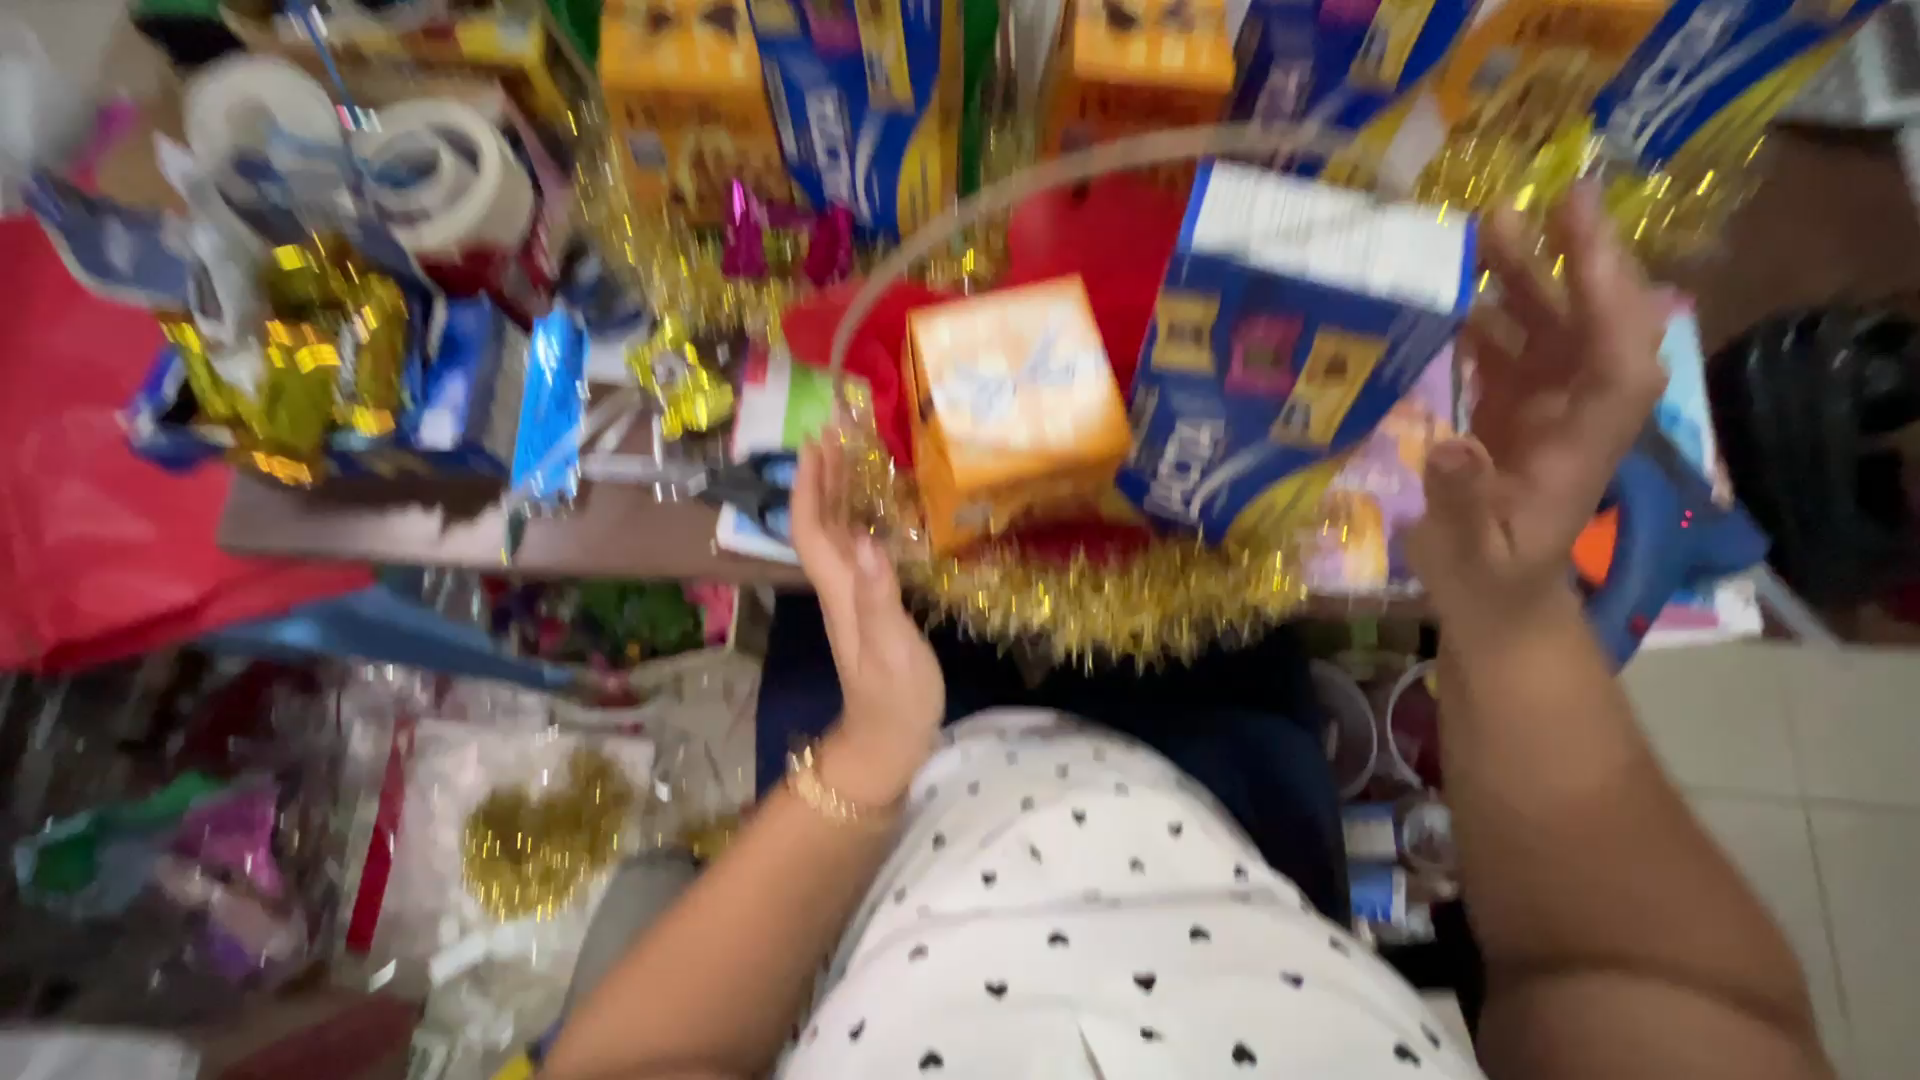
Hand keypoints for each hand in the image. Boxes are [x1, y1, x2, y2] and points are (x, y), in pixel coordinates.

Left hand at [789, 436, 945, 805]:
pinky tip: (879, 514)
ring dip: (840, 495)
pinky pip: (860, 552)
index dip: (809, 485)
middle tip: (835, 433)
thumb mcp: (892, 646)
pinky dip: (864, 522)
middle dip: (822, 477)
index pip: (811, 528)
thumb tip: (866, 538)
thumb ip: (878, 595)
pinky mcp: (872, 609)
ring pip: (839, 536)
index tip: (815, 443)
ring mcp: (854, 599)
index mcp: (839, 590)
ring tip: (854, 458)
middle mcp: (840, 587)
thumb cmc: (895, 696)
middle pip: (820, 524)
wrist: (890, 741)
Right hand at [1407, 185, 1668, 637]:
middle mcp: (1573, 414)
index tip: (1579, 235)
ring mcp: (1541, 410)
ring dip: (1525, 280)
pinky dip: (1488, 318)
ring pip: (1549, 330)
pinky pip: (1509, 352)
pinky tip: (1455, 297)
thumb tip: (1448, 445)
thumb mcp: (1474, 555)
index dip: (1606, 295)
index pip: (1617, 361)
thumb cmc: (1489, 582)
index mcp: (1580, 448)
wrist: (1497, 600)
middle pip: (1589, 327)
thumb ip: (1464, 502)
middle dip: (1572, 264)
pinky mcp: (1510, 413)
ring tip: (1484, 230)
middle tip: (1536, 203)